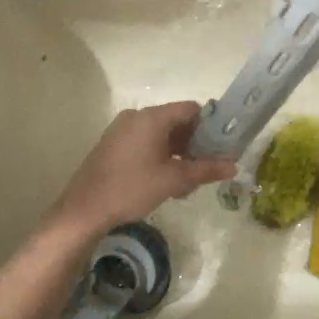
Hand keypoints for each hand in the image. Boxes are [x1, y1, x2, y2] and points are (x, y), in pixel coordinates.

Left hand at [48, 102, 236, 233]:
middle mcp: (136, 117)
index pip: (190, 109)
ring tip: (189, 179)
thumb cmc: (131, 189)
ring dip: (178, 152)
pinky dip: (160, 155)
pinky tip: (166, 180)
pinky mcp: (114, 144)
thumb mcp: (173, 180)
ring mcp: (122, 130)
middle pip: (175, 121)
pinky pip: (145, 142)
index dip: (210, 124)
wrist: (84, 209)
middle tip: (208, 166)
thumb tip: (233, 166)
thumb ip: (205, 170)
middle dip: (195, 142)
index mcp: (151, 117)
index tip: (223, 144)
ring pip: (160, 134)